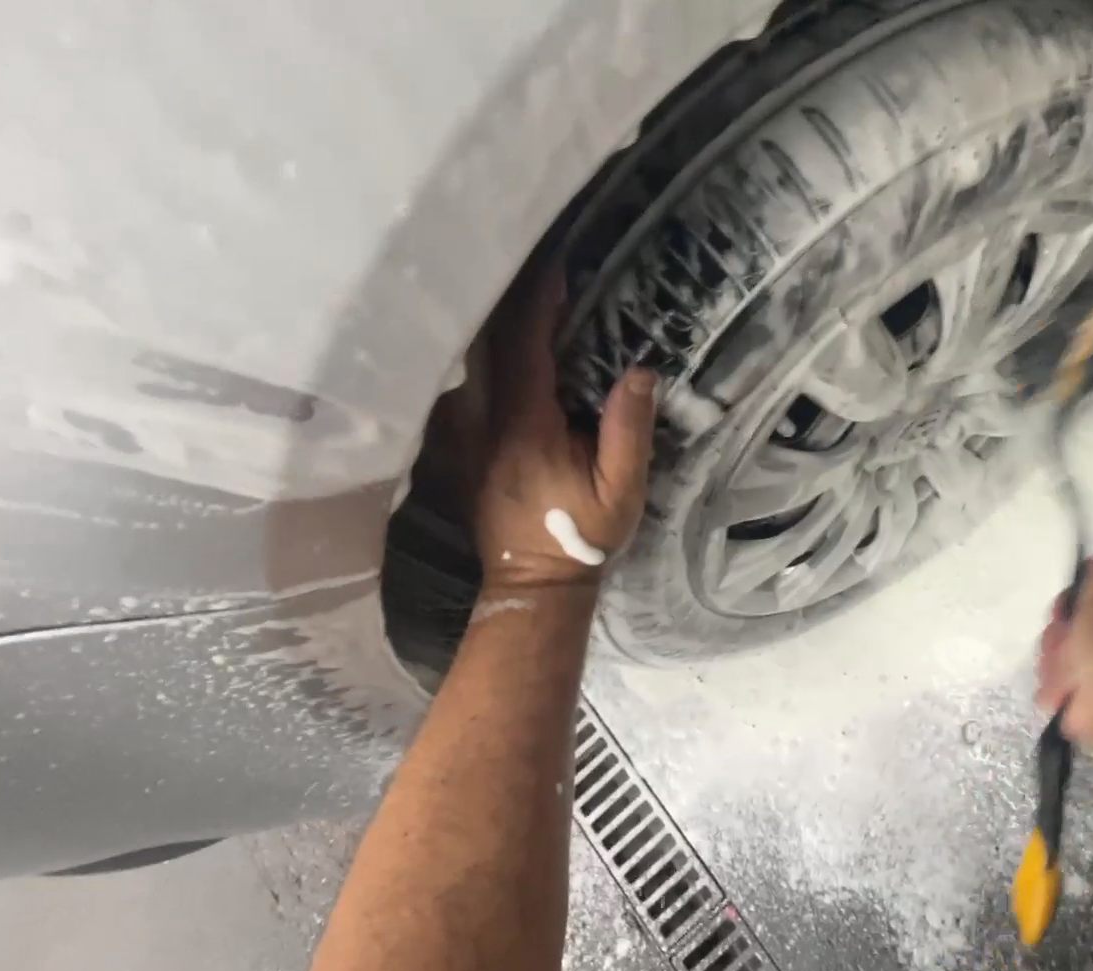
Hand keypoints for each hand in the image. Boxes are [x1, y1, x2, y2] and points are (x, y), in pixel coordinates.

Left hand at [438, 261, 656, 590]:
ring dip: (485, 328)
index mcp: (524, 424)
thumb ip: (628, 431)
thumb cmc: (581, 535)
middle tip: (527, 271)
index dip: (538, 303)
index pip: (524, 346)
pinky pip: (457, 387)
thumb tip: (641, 371)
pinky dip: (472, 361)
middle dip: (504, 302)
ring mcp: (458, 432)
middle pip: (481, 342)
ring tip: (510, 302)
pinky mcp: (452, 446)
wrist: (531, 581)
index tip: (555, 266)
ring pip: (464, 363)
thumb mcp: (622, 490)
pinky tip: (487, 351)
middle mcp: (480, 419)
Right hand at [1036, 559, 1092, 741]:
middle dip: (1054, 642)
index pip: (1069, 606)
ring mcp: (1079, 668)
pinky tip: (1059, 689)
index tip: (1063, 619)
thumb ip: (1091, 586)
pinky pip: (1046, 679)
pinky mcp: (1067, 689)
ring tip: (1064, 674)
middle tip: (1064, 650)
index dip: (1062, 613)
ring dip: (1051, 666)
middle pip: (1056, 631)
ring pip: (1048, 656)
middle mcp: (1091, 644)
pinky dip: (1049, 685)